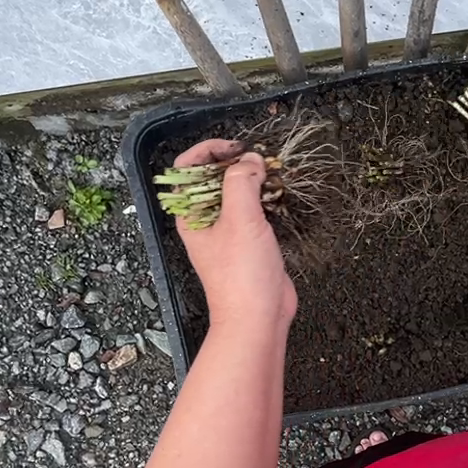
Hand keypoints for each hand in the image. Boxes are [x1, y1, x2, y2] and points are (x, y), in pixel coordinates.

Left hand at [173, 140, 295, 333]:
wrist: (258, 318)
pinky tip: (279, 198)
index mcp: (191, 215)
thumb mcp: (240, 219)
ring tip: (271, 177)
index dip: (209, 151)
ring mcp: (227, 233)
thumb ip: (241, 182)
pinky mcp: (249, 244)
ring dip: (253, 181)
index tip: (236, 149)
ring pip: (236, 195)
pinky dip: (265, 201)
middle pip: (213, 179)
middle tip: (258, 162)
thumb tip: (250, 160)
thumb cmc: (241, 275)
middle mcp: (205, 222)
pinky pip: (253, 213)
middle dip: (235, 164)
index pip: (187, 169)